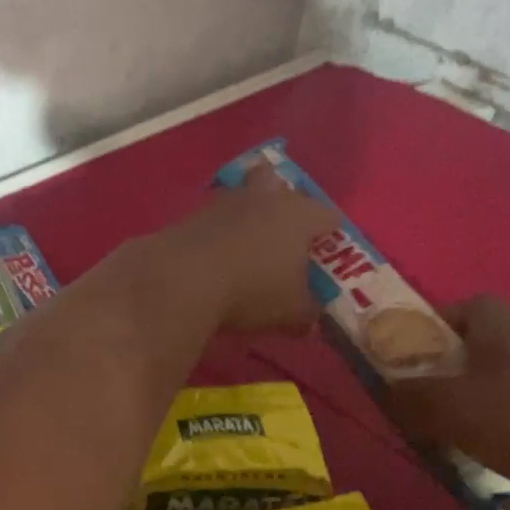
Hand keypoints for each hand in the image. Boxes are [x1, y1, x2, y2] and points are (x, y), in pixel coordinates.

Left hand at [105, 163, 339, 335]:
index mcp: (299, 214)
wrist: (178, 278)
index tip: (326, 258)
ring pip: (243, 200)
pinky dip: (217, 233)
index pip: (328, 216)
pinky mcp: (188, 213)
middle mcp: (263, 197)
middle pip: (281, 191)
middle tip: (284, 241)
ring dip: (246, 219)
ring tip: (246, 248)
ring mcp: (222, 201)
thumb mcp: (292, 312)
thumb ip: (307, 311)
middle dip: (284, 210)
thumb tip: (308, 317)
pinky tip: (214, 256)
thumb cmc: (251, 290)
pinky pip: (213, 219)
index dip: (330, 237)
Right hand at [388, 296, 509, 509]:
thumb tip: (384, 389)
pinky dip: (502, 442)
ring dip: (470, 415)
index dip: (428, 327)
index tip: (403, 358)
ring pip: (498, 392)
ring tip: (448, 445)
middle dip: (444, 378)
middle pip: (475, 352)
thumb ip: (406, 394)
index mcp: (503, 326)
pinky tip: (491, 470)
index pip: (460, 308)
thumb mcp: (448, 407)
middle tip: (415, 406)